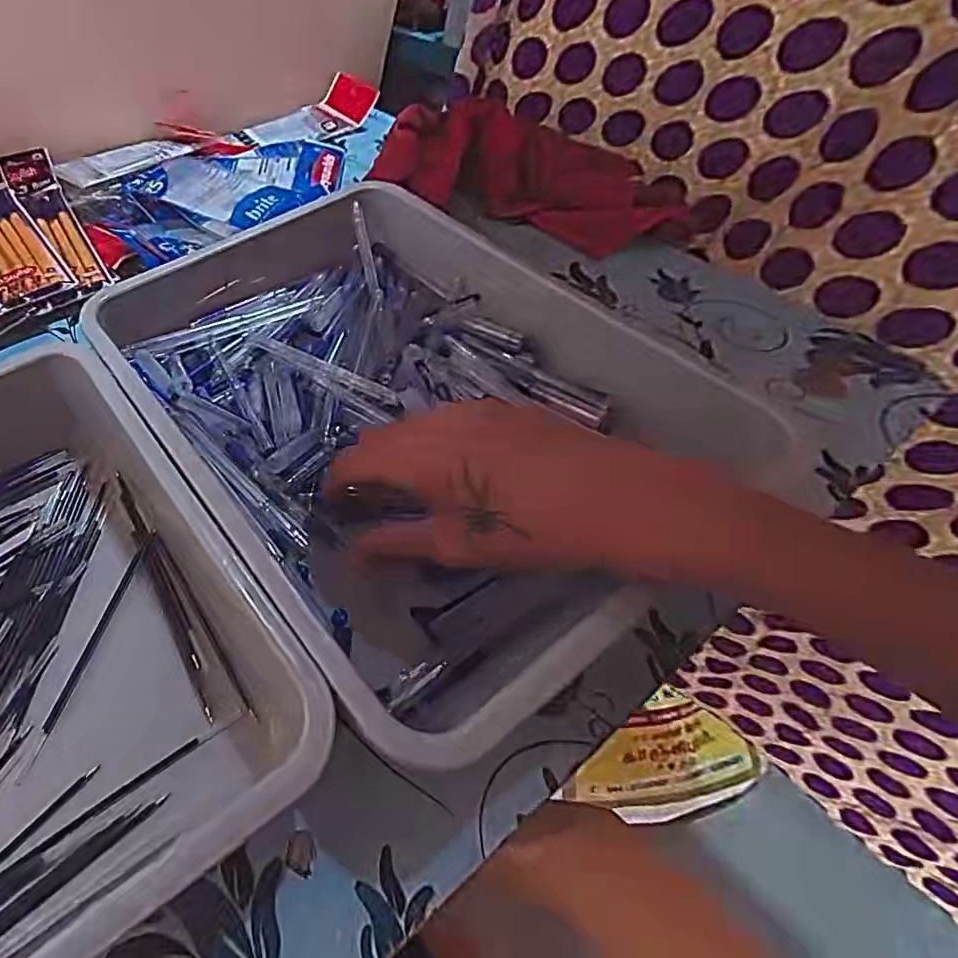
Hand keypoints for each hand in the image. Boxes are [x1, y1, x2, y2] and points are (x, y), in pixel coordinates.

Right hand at [327, 400, 776, 582]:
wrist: (624, 499)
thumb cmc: (536, 532)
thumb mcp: (461, 546)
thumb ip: (400, 542)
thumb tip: (354, 552)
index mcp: (421, 457)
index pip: (355, 460)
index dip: (335, 482)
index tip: (332, 504)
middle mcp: (438, 422)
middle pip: (379, 436)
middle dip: (363, 466)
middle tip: (368, 501)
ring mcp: (473, 408)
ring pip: (412, 423)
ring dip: (397, 451)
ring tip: (410, 485)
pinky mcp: (502, 406)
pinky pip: (447, 417)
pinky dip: (431, 438)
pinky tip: (456, 465)